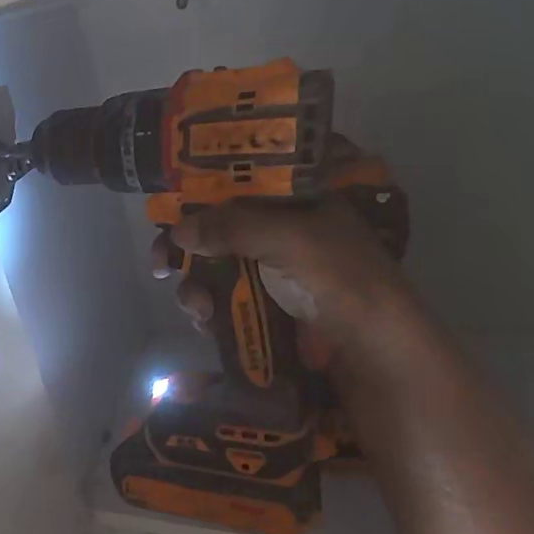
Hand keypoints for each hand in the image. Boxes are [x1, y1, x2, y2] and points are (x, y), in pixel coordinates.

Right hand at [150, 199, 416, 367]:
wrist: (373, 350)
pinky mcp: (268, 308)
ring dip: (196, 284)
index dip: (202, 193)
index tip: (169, 210)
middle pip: (221, 229)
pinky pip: (226, 300)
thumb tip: (178, 230)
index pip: (241, 183)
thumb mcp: (288, 238)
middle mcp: (282, 231)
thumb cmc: (338, 278)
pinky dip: (209, 309)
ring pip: (218, 268)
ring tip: (196, 307)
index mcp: (297, 200)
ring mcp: (274, 273)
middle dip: (188, 247)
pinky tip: (204, 322)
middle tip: (160, 263)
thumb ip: (231, 226)